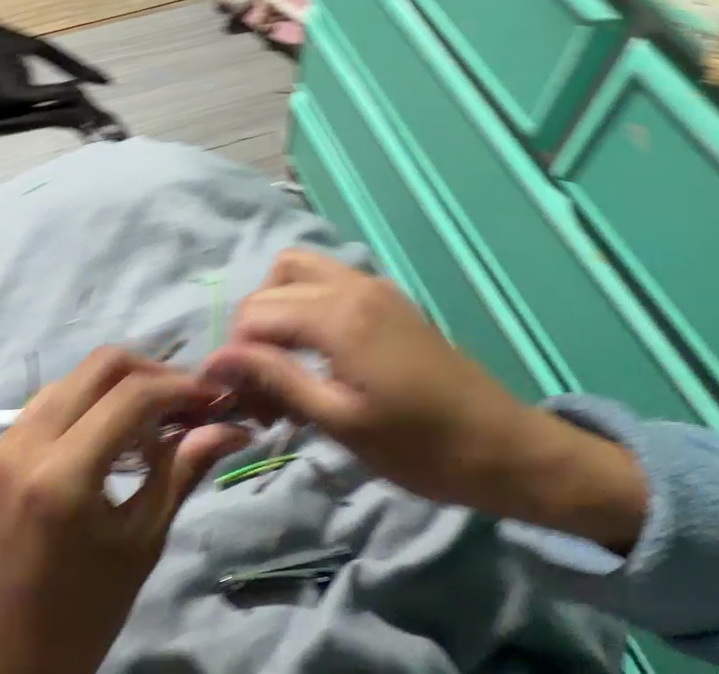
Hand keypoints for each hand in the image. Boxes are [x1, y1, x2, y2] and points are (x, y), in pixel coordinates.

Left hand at [0, 347, 249, 673]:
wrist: (3, 666)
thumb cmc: (82, 616)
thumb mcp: (141, 543)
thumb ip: (181, 472)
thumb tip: (231, 427)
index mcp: (62, 474)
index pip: (133, 394)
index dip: (182, 387)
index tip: (217, 399)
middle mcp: (26, 443)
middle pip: (101, 365)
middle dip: (154, 373)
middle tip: (190, 405)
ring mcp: (4, 444)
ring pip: (75, 377)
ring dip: (121, 385)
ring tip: (158, 422)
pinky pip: (51, 401)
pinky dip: (90, 401)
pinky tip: (116, 435)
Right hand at [202, 249, 647, 552]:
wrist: (500, 445)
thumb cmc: (419, 447)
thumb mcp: (339, 421)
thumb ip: (276, 379)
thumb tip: (218, 360)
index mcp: (338, 314)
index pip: (255, 313)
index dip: (235, 355)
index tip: (241, 404)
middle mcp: (353, 285)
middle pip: (273, 284)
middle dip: (254, 332)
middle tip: (263, 390)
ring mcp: (375, 287)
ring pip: (301, 271)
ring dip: (279, 312)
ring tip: (286, 367)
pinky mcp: (389, 300)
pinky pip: (330, 283)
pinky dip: (308, 309)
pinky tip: (317, 359)